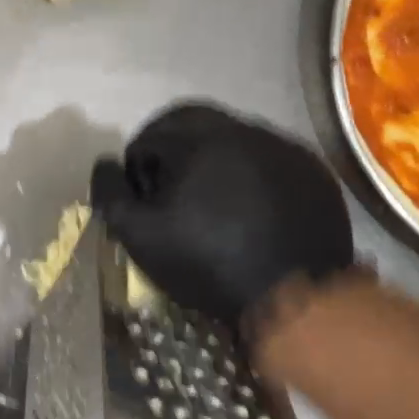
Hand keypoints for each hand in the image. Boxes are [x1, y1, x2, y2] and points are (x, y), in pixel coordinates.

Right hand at [91, 101, 352, 328]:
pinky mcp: (313, 171)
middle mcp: (245, 131)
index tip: (141, 198)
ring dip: (212, 159)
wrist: (294, 295)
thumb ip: (111, 194)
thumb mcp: (140, 236)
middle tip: (169, 190)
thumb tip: (105, 164)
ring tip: (209, 202)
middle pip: (194, 123)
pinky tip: (246, 210)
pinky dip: (249, 174)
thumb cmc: (206, 263)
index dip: (136, 165)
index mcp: (200, 141)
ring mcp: (285, 149)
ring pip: (234, 138)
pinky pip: (269, 159)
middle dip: (172, 149)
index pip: (152, 134)